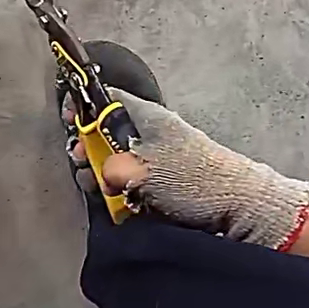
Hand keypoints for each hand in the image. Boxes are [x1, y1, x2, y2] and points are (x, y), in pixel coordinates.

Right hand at [95, 90, 308, 249]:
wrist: (239, 210)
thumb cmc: (193, 179)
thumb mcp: (146, 169)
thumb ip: (113, 166)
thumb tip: (102, 174)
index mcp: (148, 116)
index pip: (109, 97)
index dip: (85, 103)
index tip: (69, 118)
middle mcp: (149, 134)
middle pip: (105, 131)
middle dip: (88, 146)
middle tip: (80, 160)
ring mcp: (154, 160)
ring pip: (113, 160)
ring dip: (99, 172)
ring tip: (94, 185)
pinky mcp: (159, 184)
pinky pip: (127, 182)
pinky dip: (115, 190)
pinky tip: (110, 200)